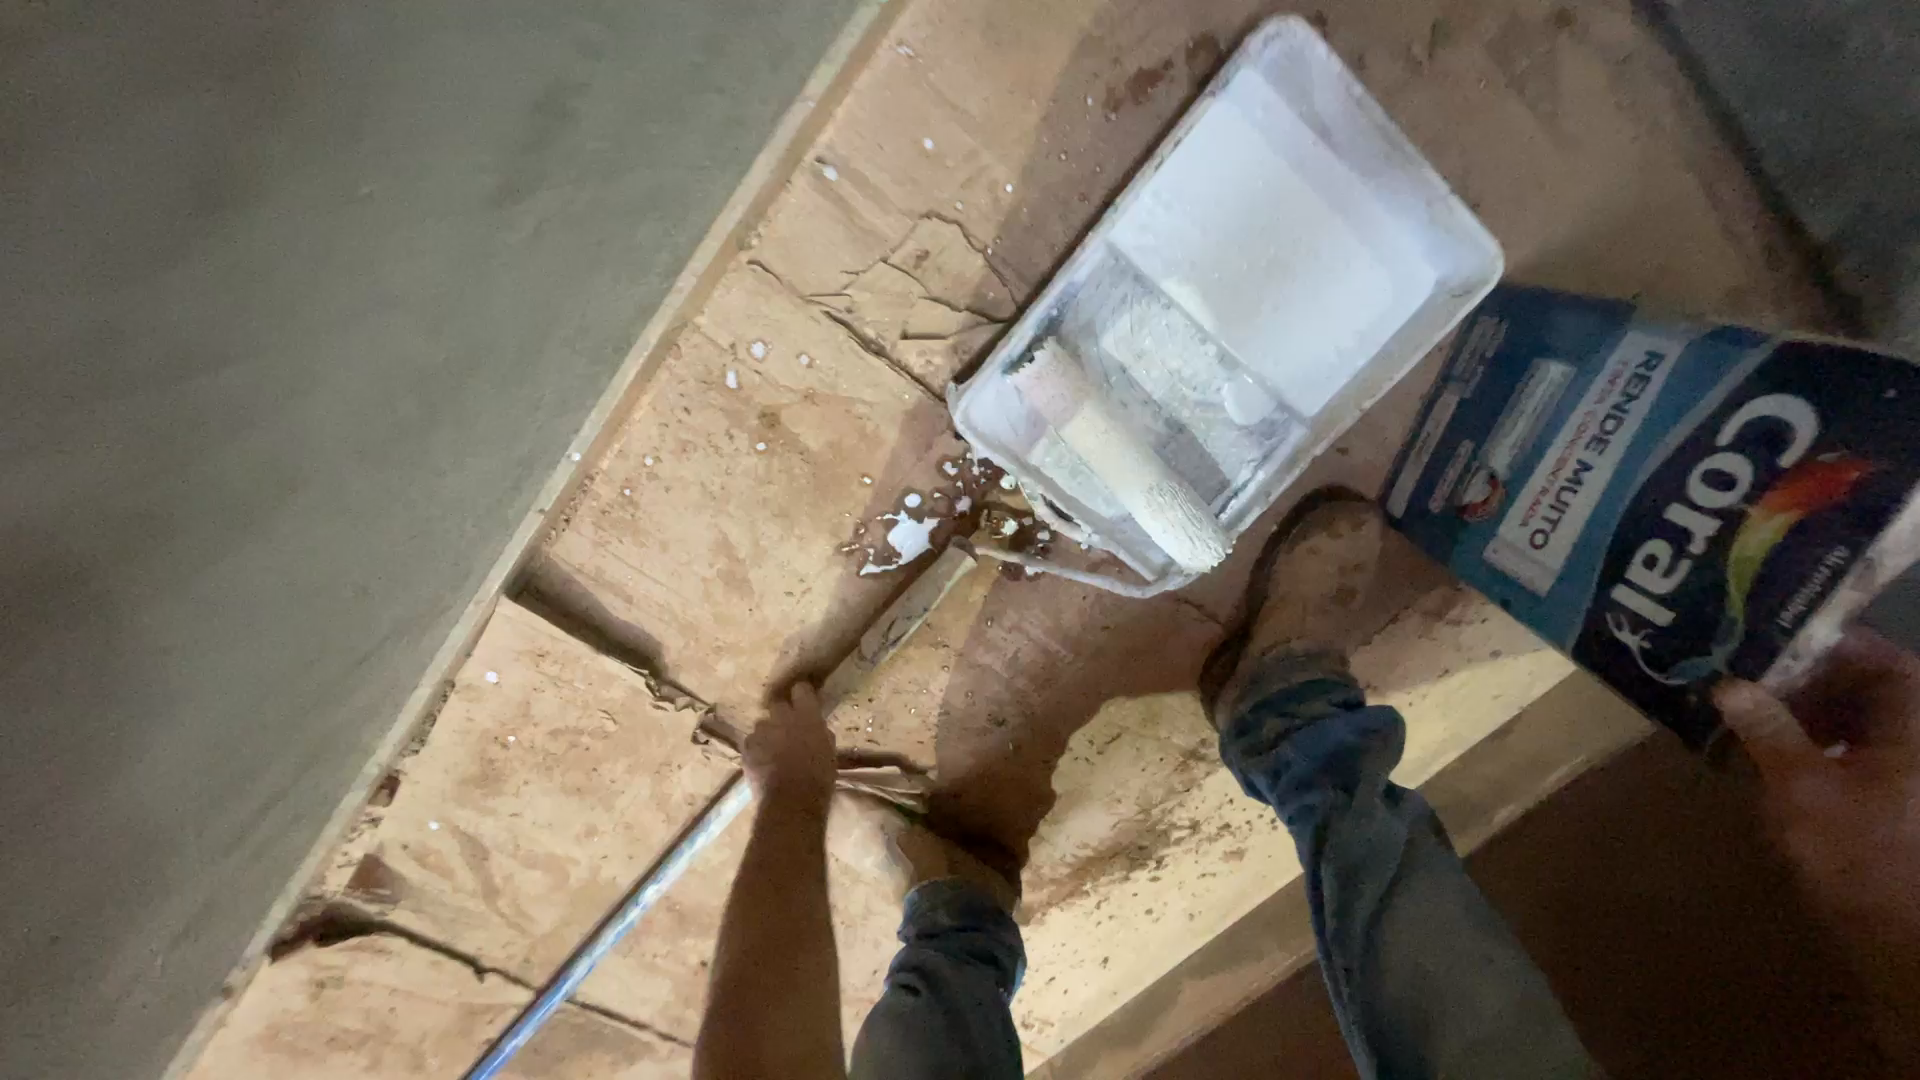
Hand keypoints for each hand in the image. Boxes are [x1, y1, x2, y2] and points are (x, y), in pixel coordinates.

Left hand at [742, 682, 835, 811]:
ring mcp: (761, 732)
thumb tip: (814, 727)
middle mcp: (781, 717)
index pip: (801, 689)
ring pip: (763, 725)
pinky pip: (752, 742)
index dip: (802, 695)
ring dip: (768, 734)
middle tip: (788, 729)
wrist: (791, 802)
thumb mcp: (828, 750)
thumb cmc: (819, 777)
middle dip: (782, 714)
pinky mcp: (747, 748)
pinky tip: (763, 763)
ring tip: (774, 750)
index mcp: (807, 715)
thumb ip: (819, 732)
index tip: (804, 702)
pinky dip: (757, 749)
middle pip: (778, 705)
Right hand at [1715, 628, 1919, 1031]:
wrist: (1907, 933)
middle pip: (1880, 687)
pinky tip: (1784, 750)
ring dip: (1816, 708)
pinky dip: (1829, 739)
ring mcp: (1919, 771)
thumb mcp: (1801, 786)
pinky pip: (1873, 747)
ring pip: (1874, 717)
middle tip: (1747, 677)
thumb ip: (1767, 729)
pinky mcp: (1909, 797)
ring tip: (1754, 712)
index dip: (1830, 646)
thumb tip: (1730, 684)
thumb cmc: (1860, 851)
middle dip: (1813, 678)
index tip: (1767, 641)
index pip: (1887, 662)